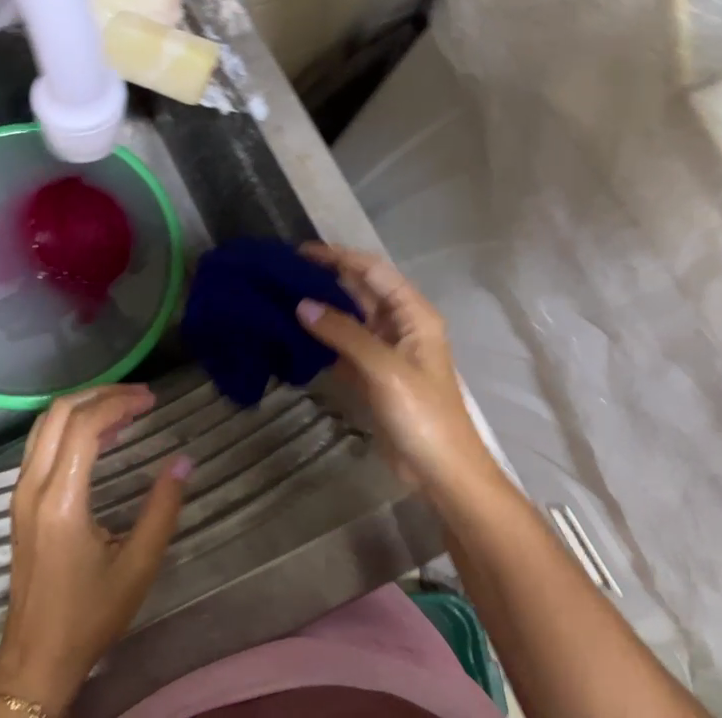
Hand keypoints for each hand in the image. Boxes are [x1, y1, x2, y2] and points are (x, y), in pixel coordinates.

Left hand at [0, 384, 192, 714]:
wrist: (37, 654)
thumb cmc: (89, 615)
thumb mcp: (137, 567)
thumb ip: (162, 510)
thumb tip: (184, 461)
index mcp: (60, 499)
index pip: (83, 426)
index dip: (117, 403)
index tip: (151, 399)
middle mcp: (32, 485)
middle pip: (58, 413)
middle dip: (100, 395)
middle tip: (140, 397)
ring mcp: (20, 491)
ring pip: (44, 424)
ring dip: (82, 407)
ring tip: (125, 410)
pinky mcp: (20, 500)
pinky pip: (41, 444)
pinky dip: (68, 427)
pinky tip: (99, 437)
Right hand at [296, 243, 495, 493]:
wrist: (441, 471)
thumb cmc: (422, 415)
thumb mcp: (384, 369)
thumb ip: (344, 333)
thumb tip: (302, 304)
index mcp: (414, 315)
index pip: (373, 271)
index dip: (339, 257)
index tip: (299, 251)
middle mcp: (399, 326)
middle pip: (360, 290)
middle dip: (325, 278)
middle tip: (281, 272)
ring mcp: (385, 351)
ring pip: (349, 317)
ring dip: (320, 306)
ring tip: (280, 296)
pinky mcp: (371, 375)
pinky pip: (342, 345)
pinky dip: (320, 337)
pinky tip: (292, 333)